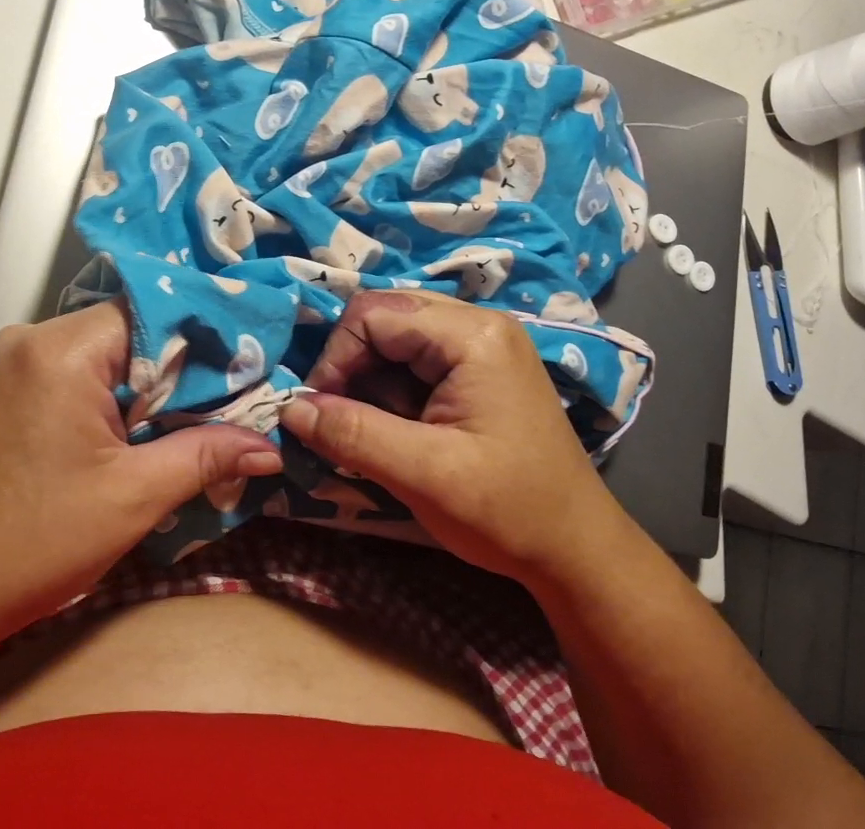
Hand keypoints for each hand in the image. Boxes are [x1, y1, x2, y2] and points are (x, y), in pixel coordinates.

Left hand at [0, 303, 282, 646]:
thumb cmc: (30, 545)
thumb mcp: (132, 498)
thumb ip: (205, 456)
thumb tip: (269, 446)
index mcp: (60, 350)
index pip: (157, 311)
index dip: (211, 339)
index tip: (257, 367)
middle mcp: (32, 342)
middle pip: (134, 334)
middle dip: (189, 372)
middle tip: (244, 403)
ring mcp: (13, 369)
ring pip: (109, 360)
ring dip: (155, 392)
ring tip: (207, 424)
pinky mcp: (8, 398)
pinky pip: (79, 382)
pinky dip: (118, 404)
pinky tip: (149, 436)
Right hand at [276, 290, 614, 587]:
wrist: (574, 549)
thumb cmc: (507, 511)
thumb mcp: (423, 474)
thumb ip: (353, 434)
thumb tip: (290, 407)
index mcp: (473, 336)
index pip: (374, 315)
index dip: (335, 358)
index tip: (318, 414)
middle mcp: (480, 325)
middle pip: (385, 319)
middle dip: (352, 370)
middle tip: (340, 424)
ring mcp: (484, 347)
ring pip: (397, 343)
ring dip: (371, 385)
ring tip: (375, 436)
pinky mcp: (481, 372)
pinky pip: (417, 364)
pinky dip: (393, 395)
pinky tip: (400, 434)